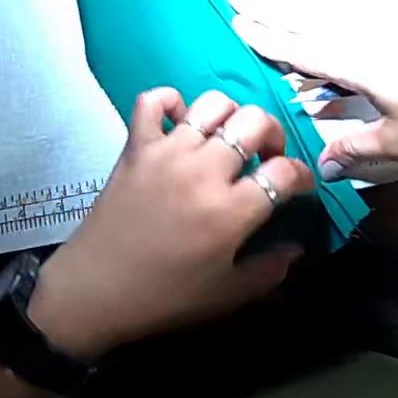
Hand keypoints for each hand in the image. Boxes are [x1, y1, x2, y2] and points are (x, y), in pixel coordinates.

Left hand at [27, 88, 315, 360]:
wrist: (95, 291)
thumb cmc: (165, 296)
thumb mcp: (227, 294)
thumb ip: (270, 269)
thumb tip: (297, 248)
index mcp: (231, 211)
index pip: (285, 171)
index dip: (302, 175)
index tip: (298, 185)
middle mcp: (204, 171)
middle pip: (255, 122)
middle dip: (273, 134)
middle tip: (266, 156)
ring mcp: (167, 152)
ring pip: (213, 103)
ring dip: (231, 116)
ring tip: (227, 139)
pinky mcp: (136, 146)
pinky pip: (153, 101)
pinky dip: (170, 101)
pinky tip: (180, 122)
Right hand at [231, 0, 397, 177]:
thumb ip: (359, 149)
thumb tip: (322, 161)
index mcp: (360, 59)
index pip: (299, 45)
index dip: (265, 36)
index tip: (236, 21)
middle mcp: (376, 23)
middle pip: (314, 10)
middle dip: (275, 2)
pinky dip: (355, 2)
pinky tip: (356, 7)